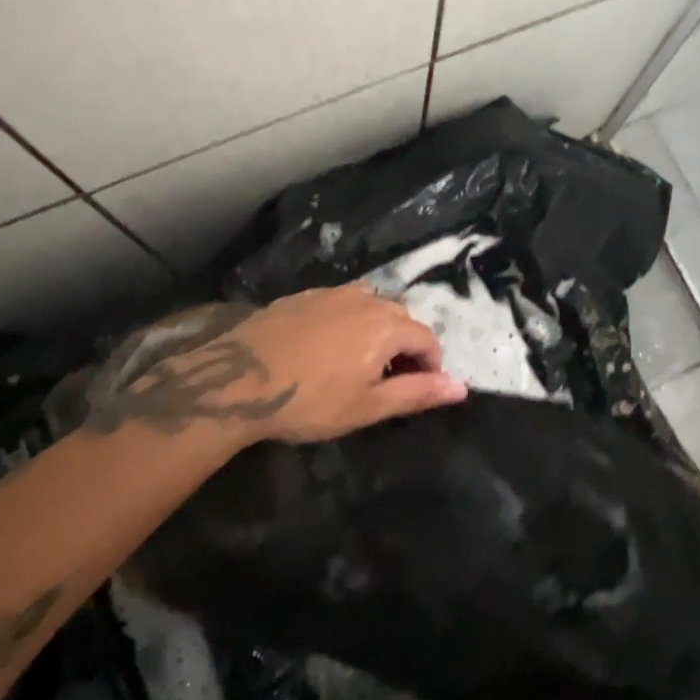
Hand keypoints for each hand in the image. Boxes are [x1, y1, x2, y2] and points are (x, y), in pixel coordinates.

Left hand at [220, 285, 467, 441]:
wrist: (237, 380)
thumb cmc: (309, 401)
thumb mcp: (368, 406)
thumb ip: (417, 393)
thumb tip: (462, 387)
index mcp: (386, 326)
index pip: (426, 338)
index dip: (431, 365)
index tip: (420, 390)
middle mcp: (363, 299)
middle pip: (400, 316)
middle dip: (407, 344)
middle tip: (392, 378)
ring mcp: (328, 293)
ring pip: (369, 303)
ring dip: (377, 327)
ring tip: (361, 360)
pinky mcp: (300, 296)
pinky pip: (338, 301)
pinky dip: (347, 319)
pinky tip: (327, 346)